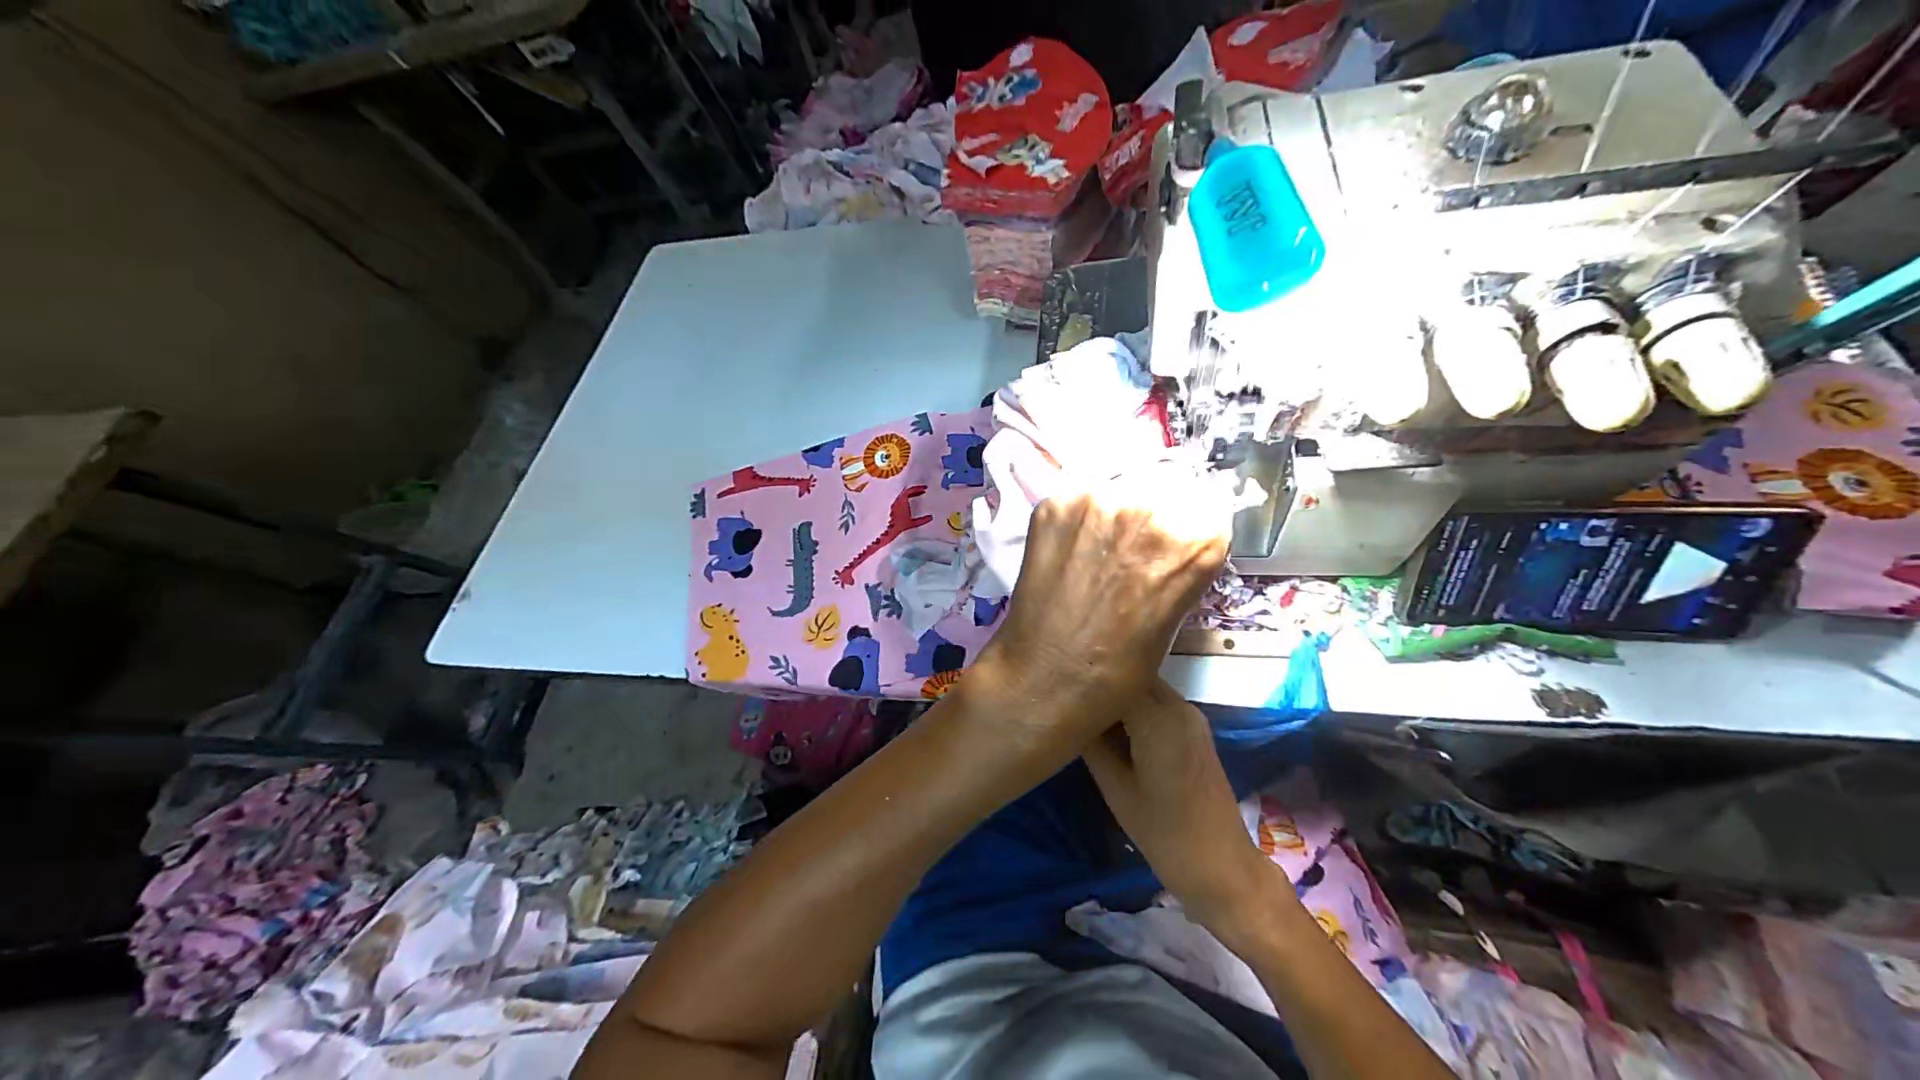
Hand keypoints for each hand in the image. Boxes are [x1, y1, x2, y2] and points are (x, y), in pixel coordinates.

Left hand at [971, 479, 1228, 750]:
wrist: (1047, 678)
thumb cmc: (1120, 666)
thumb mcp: (1175, 612)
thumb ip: (1181, 563)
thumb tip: (1173, 538)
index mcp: (1196, 538)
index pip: (1208, 502)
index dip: (1189, 522)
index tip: (1174, 537)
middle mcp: (1152, 505)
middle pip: (1165, 485)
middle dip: (1152, 511)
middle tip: (1131, 546)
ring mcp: (1098, 499)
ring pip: (1119, 487)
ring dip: (1114, 511)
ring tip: (1099, 549)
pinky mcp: (1055, 503)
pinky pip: (1079, 498)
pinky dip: (1078, 518)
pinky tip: (1071, 550)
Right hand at [1082, 679, 1282, 944]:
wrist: (1221, 866)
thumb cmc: (1163, 832)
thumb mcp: (1115, 789)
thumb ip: (1091, 745)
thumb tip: (1069, 714)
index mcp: (1159, 718)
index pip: (1116, 678)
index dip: (1086, 679)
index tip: (1058, 686)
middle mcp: (1179, 706)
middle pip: (1134, 677)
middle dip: (1103, 683)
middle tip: (1068, 698)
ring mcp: (1191, 717)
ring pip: (1146, 688)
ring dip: (1119, 696)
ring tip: (1085, 711)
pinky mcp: (1196, 730)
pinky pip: (1159, 704)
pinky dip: (1135, 708)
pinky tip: (1112, 728)